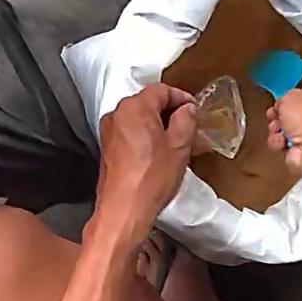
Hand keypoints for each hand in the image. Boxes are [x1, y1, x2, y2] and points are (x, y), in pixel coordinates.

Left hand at [95, 84, 197, 240]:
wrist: (124, 210)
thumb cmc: (152, 179)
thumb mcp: (180, 147)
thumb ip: (186, 121)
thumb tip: (187, 109)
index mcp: (135, 107)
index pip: (161, 90)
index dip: (181, 97)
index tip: (194, 108)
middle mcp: (117, 114)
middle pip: (147, 102)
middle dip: (168, 110)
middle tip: (188, 125)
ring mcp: (109, 132)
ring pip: (137, 118)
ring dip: (156, 124)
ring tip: (175, 141)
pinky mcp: (107, 148)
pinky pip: (129, 133)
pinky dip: (144, 136)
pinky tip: (158, 153)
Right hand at [266, 83, 301, 175]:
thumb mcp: (290, 97)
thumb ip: (284, 98)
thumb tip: (282, 105)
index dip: (288, 97)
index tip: (279, 101)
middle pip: (292, 113)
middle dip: (279, 115)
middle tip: (274, 116)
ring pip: (285, 129)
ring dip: (276, 129)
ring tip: (277, 129)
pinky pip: (284, 145)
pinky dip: (279, 143)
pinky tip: (282, 142)